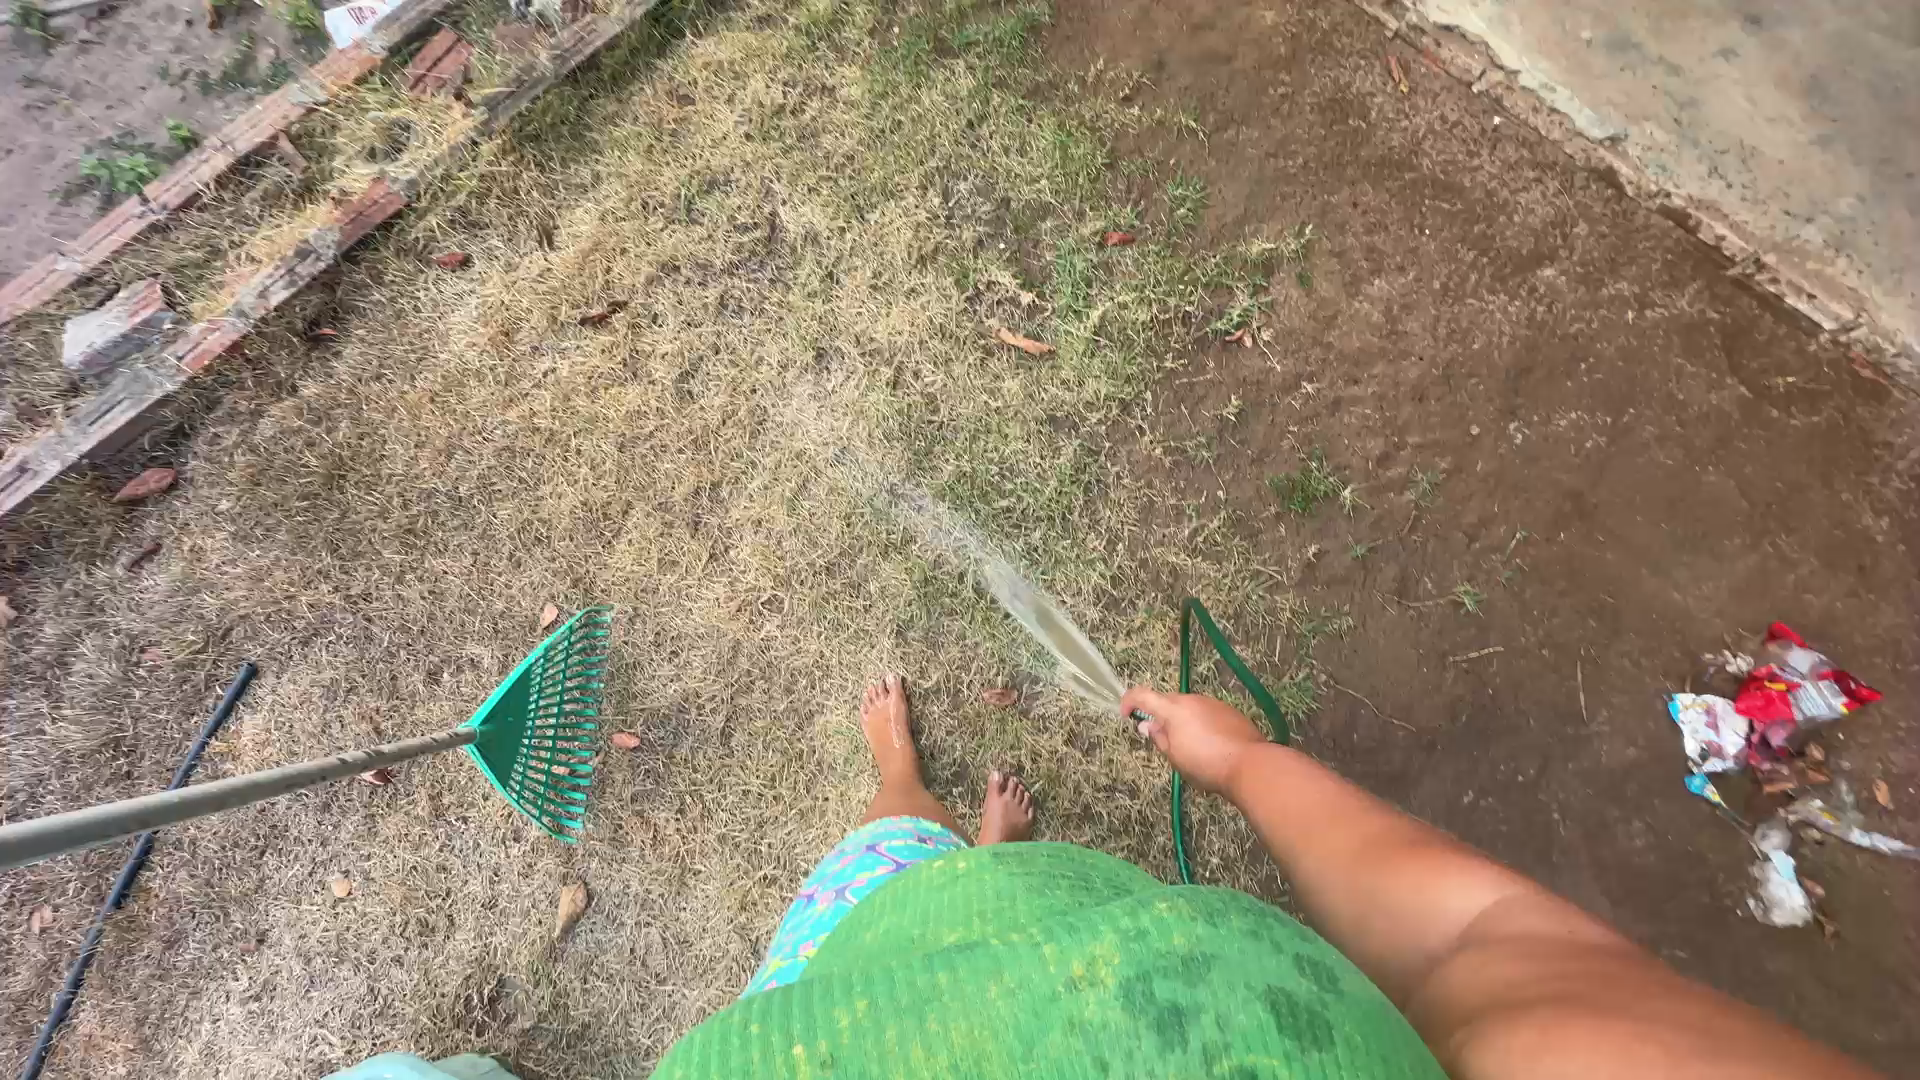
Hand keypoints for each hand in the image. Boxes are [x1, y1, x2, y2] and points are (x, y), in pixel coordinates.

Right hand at [1119, 686, 1268, 793]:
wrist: (1251, 765)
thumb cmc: (1206, 764)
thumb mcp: (1175, 756)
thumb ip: (1159, 738)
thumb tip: (1147, 725)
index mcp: (1172, 709)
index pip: (1142, 695)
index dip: (1129, 701)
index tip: (1126, 715)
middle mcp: (1192, 699)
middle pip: (1167, 701)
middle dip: (1160, 716)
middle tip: (1163, 740)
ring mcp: (1212, 703)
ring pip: (1188, 707)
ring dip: (1182, 720)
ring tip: (1190, 747)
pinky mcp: (1230, 711)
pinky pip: (1206, 712)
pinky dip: (1201, 723)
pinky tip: (1210, 744)